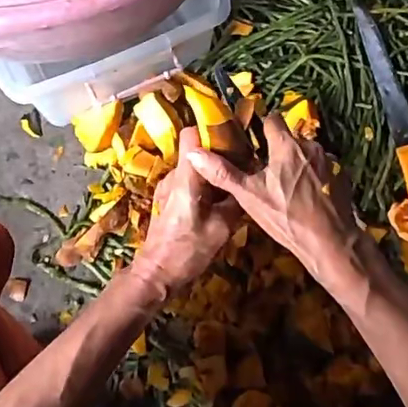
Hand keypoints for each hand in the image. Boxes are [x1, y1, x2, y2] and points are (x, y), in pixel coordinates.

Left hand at [131, 127, 242, 296]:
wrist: (155, 275)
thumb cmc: (186, 252)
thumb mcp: (221, 229)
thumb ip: (236, 201)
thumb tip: (251, 184)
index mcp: (185, 178)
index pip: (191, 135)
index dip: (211, 130)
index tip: (234, 136)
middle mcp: (173, 177)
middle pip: (196, 151)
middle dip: (220, 154)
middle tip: (244, 163)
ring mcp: (168, 188)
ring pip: (194, 168)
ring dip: (213, 172)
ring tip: (236, 183)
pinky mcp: (168, 199)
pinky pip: (189, 182)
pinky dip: (205, 185)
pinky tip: (221, 200)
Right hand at [184, 114, 365, 286]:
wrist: (331, 242)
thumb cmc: (286, 217)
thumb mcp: (250, 196)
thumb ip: (222, 173)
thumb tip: (194, 154)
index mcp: (287, 145)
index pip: (271, 119)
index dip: (260, 128)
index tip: (252, 141)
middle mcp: (310, 145)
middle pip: (289, 138)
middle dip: (278, 149)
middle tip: (265, 171)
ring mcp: (329, 160)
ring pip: (306, 153)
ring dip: (296, 162)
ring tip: (286, 186)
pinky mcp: (342, 175)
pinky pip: (321, 167)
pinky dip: (314, 175)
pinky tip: (307, 196)